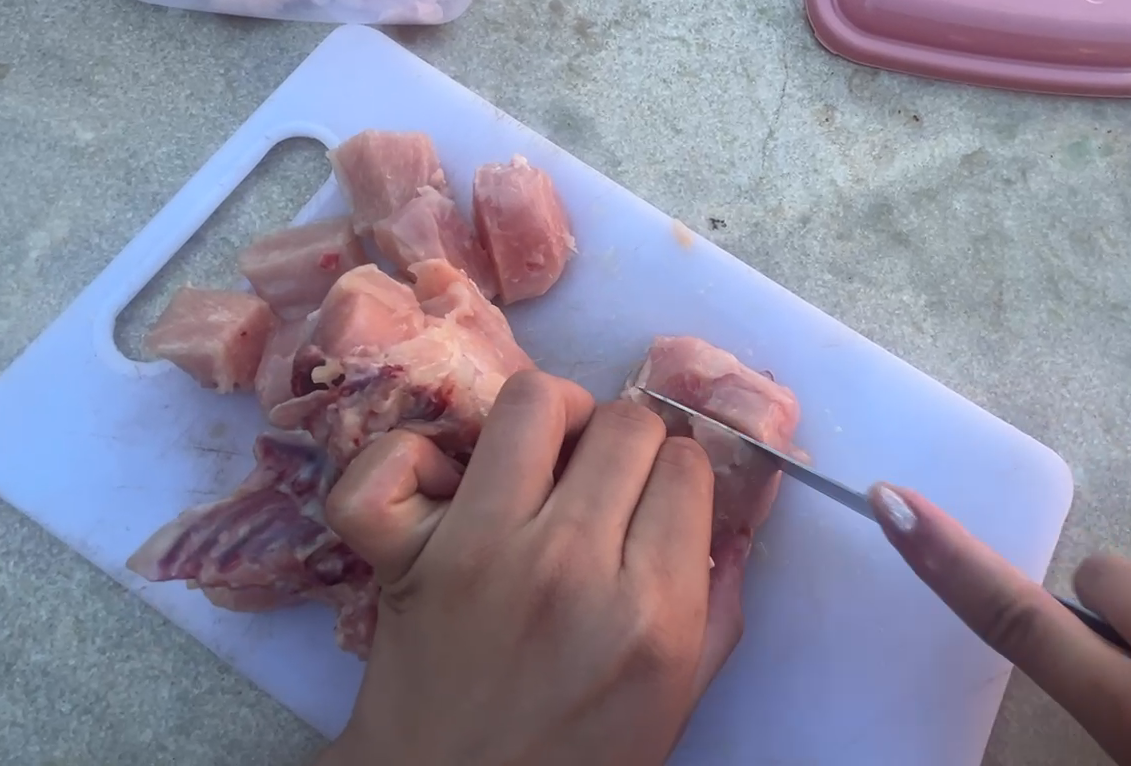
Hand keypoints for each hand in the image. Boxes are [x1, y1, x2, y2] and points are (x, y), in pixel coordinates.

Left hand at [319, 371, 752, 765]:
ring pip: (533, 400)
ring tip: (544, 455)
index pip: (686, 462)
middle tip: (604, 475)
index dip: (676, 470)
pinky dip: (411, 457)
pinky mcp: (404, 552)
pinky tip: (442, 485)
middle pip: (625, 422)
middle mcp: (570, 565)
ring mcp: (480, 549)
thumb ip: (719, 601)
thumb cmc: (577, 753)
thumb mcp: (678, 697)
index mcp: (652, 611)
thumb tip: (733, 509)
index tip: (656, 490)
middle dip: (628, 439)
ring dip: (551, 414)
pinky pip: (396, 459)